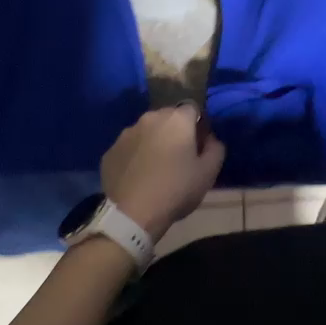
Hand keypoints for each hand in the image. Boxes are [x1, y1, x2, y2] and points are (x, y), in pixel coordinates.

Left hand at [100, 105, 225, 241]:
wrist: (133, 214)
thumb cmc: (176, 189)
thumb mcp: (209, 172)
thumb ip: (216, 148)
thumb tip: (210, 139)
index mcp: (176, 119)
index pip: (193, 110)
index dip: (198, 126)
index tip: (199, 146)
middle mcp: (149, 118)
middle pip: (168, 118)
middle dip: (175, 132)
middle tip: (179, 158)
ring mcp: (126, 134)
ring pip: (146, 132)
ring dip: (153, 143)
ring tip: (156, 169)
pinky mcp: (110, 152)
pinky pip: (129, 148)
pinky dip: (135, 157)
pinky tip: (138, 177)